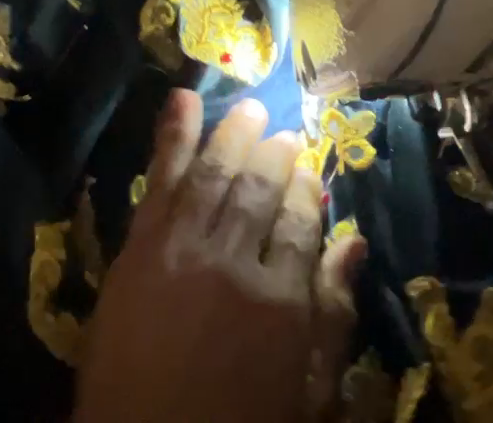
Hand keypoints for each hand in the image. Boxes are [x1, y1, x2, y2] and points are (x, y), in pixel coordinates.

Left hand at [73, 92, 364, 422]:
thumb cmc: (235, 422)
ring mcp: (181, 248)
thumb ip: (331, 316)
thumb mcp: (306, 391)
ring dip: (231, 136)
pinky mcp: (139, 246)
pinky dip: (172, 136)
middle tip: (283, 131)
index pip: (299, 224)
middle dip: (272, 156)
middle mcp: (234, 262)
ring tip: (247, 109)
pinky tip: (181, 101)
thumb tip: (352, 242)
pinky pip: (159, 179)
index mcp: (281, 302)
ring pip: (213, 176)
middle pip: (258, 192)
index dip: (305, 191)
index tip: (308, 168)